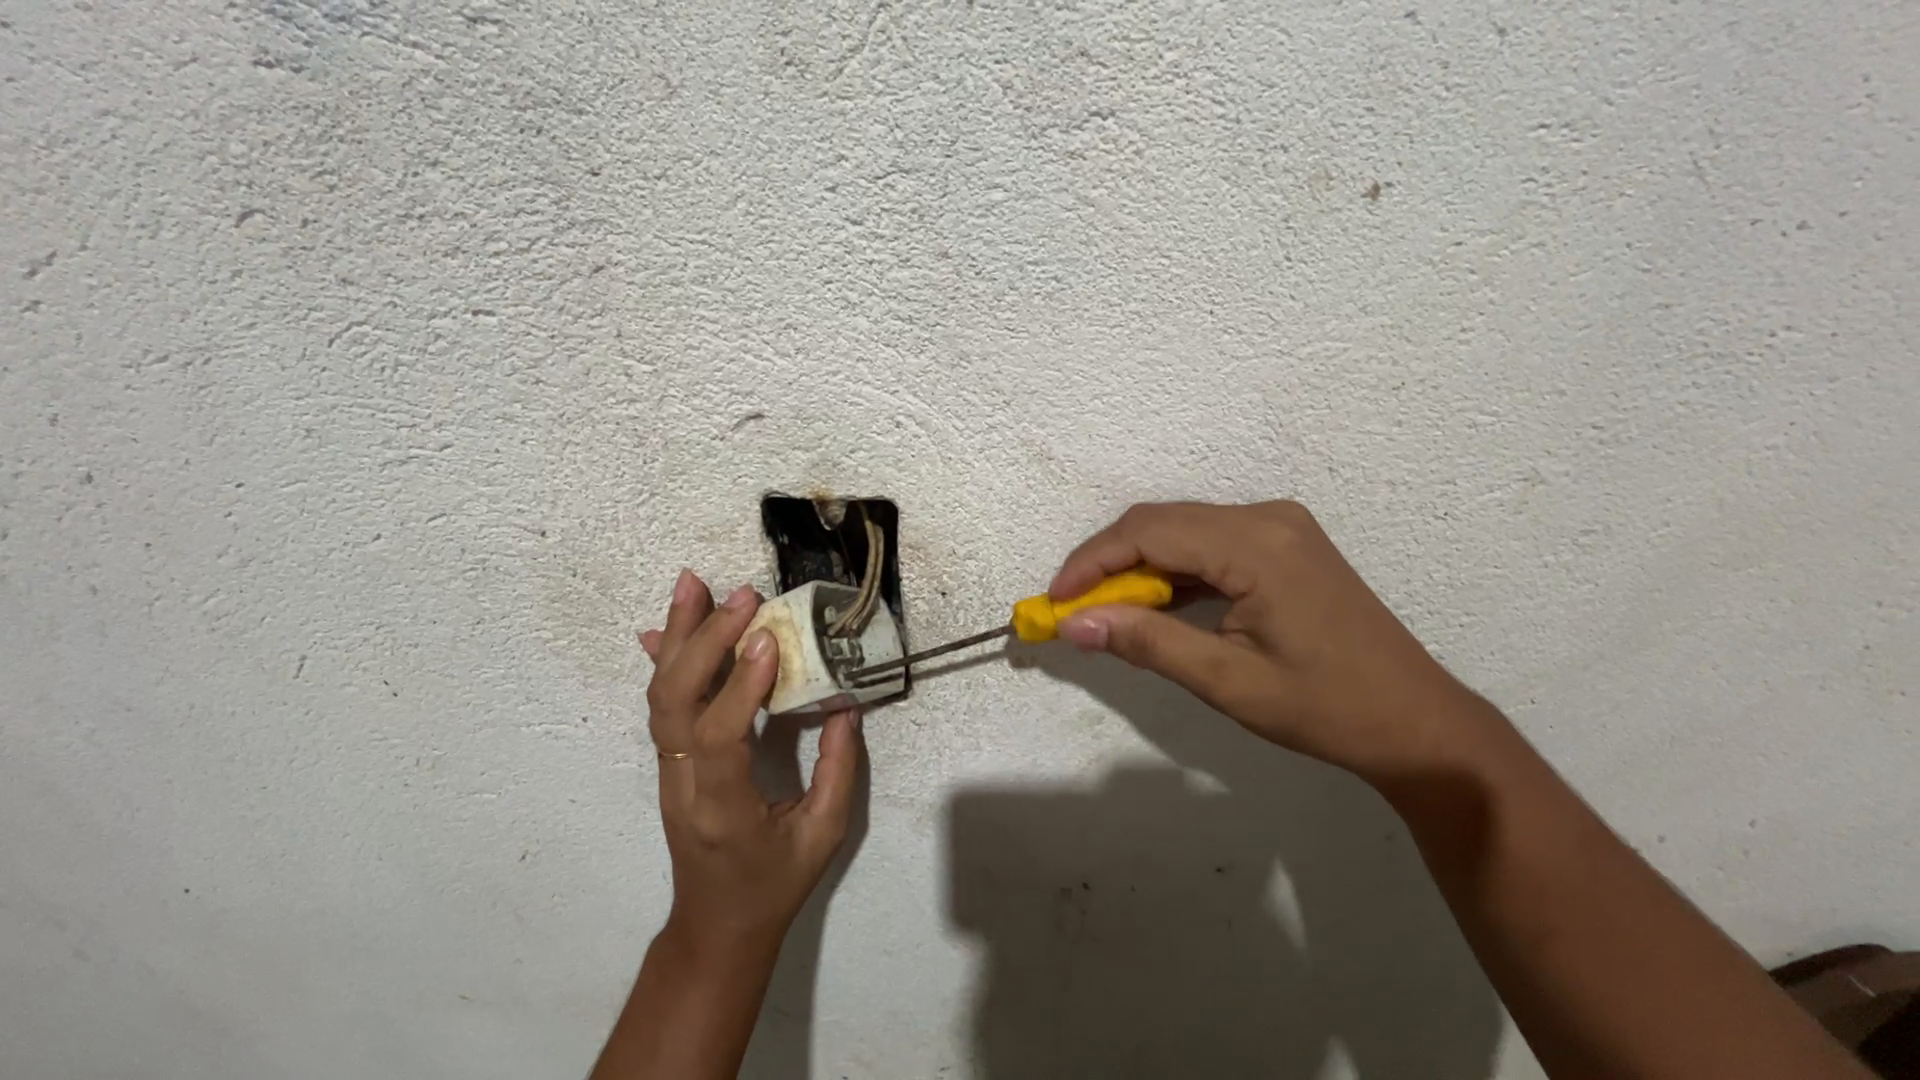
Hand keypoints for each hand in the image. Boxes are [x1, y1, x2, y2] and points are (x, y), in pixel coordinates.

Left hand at [639, 570, 863, 954]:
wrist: (715, 925)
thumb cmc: (774, 885)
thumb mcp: (823, 836)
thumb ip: (838, 770)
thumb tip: (844, 704)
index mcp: (723, 809)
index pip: (719, 738)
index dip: (740, 685)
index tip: (766, 637)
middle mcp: (683, 785)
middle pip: (676, 703)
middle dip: (705, 642)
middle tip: (742, 596)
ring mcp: (668, 772)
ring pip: (661, 696)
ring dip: (678, 636)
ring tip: (693, 583)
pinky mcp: (669, 762)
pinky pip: (662, 706)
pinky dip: (665, 660)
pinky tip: (664, 626)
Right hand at [1049, 501, 1491, 779]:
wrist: (1416, 721)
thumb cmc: (1325, 708)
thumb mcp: (1227, 681)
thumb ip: (1148, 643)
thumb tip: (1074, 623)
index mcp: (1257, 545)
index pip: (1148, 532)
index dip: (1091, 563)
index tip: (1054, 602)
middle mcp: (1268, 519)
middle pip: (1162, 523)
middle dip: (1109, 564)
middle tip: (1073, 612)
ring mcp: (1281, 528)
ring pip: (1183, 532)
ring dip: (1139, 569)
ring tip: (1105, 614)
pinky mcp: (1285, 545)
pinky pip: (1210, 544)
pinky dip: (1173, 572)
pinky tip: (1155, 606)